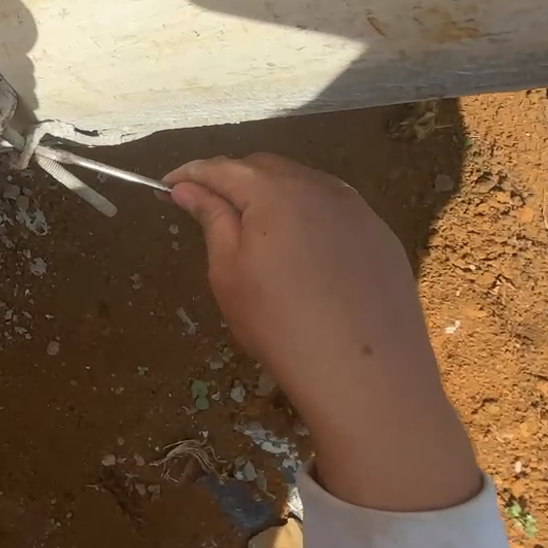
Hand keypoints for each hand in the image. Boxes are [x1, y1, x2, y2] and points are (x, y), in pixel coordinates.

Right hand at [164, 153, 480, 511]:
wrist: (369, 379)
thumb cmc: (280, 324)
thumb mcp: (228, 271)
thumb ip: (210, 218)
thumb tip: (187, 188)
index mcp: (274, 192)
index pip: (220, 168)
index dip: (189, 175)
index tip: (166, 188)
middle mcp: (319, 188)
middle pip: (262, 167)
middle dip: (230, 179)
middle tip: (206, 208)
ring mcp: (357, 210)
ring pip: (301, 183)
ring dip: (269, 193)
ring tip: (251, 226)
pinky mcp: (381, 236)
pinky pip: (332, 208)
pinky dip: (304, 212)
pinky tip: (298, 248)